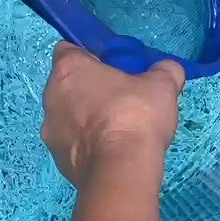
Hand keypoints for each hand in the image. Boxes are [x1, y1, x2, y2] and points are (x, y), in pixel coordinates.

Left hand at [39, 42, 183, 187]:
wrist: (122, 171)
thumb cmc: (135, 116)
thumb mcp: (161, 85)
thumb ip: (164, 71)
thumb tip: (169, 70)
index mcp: (68, 68)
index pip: (69, 49)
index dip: (90, 57)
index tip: (111, 69)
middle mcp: (50, 96)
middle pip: (67, 86)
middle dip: (89, 91)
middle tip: (118, 101)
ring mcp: (50, 131)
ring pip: (67, 119)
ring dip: (85, 122)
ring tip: (116, 133)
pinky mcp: (58, 160)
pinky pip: (72, 147)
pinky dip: (87, 148)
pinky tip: (110, 154)